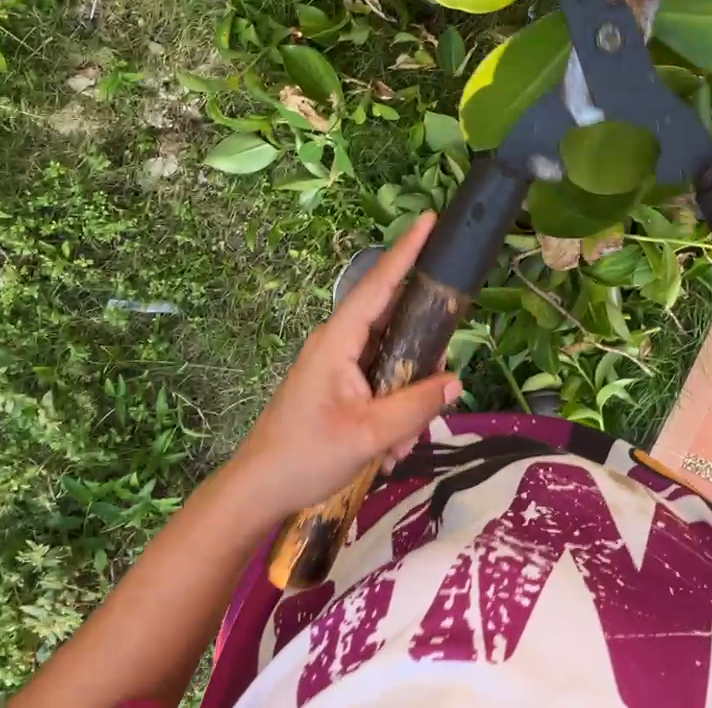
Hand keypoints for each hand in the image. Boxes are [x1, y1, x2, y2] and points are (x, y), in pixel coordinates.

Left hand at [233, 213, 460, 517]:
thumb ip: (416, 405)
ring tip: (398, 445)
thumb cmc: (305, 456)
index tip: (430, 219)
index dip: (407, 251)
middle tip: (433, 399)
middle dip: (423, 360)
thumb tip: (455, 382)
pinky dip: (394, 412)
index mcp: (339, 340)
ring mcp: (339, 365)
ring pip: (394, 361)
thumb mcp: (369, 434)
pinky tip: (389, 450)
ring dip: (408, 400)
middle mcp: (339, 343)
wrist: (256, 492)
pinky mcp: (340, 386)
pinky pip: (382, 383)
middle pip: (398, 325)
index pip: (380, 284)